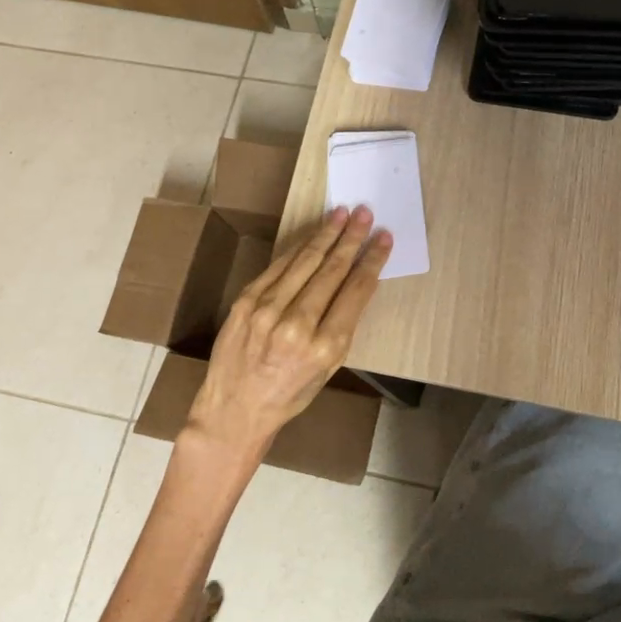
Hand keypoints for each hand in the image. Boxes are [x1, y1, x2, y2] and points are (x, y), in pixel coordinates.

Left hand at [181, 207, 391, 461]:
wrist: (236, 407)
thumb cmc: (289, 393)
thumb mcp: (329, 369)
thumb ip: (343, 325)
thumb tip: (357, 281)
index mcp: (325, 346)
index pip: (356, 290)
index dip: (372, 260)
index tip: (384, 239)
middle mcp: (297, 325)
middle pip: (332, 269)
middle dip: (352, 238)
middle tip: (365, 214)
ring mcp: (268, 310)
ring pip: (305, 261)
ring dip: (326, 234)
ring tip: (342, 213)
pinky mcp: (246, 301)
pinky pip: (279, 266)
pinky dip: (298, 248)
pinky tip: (313, 235)